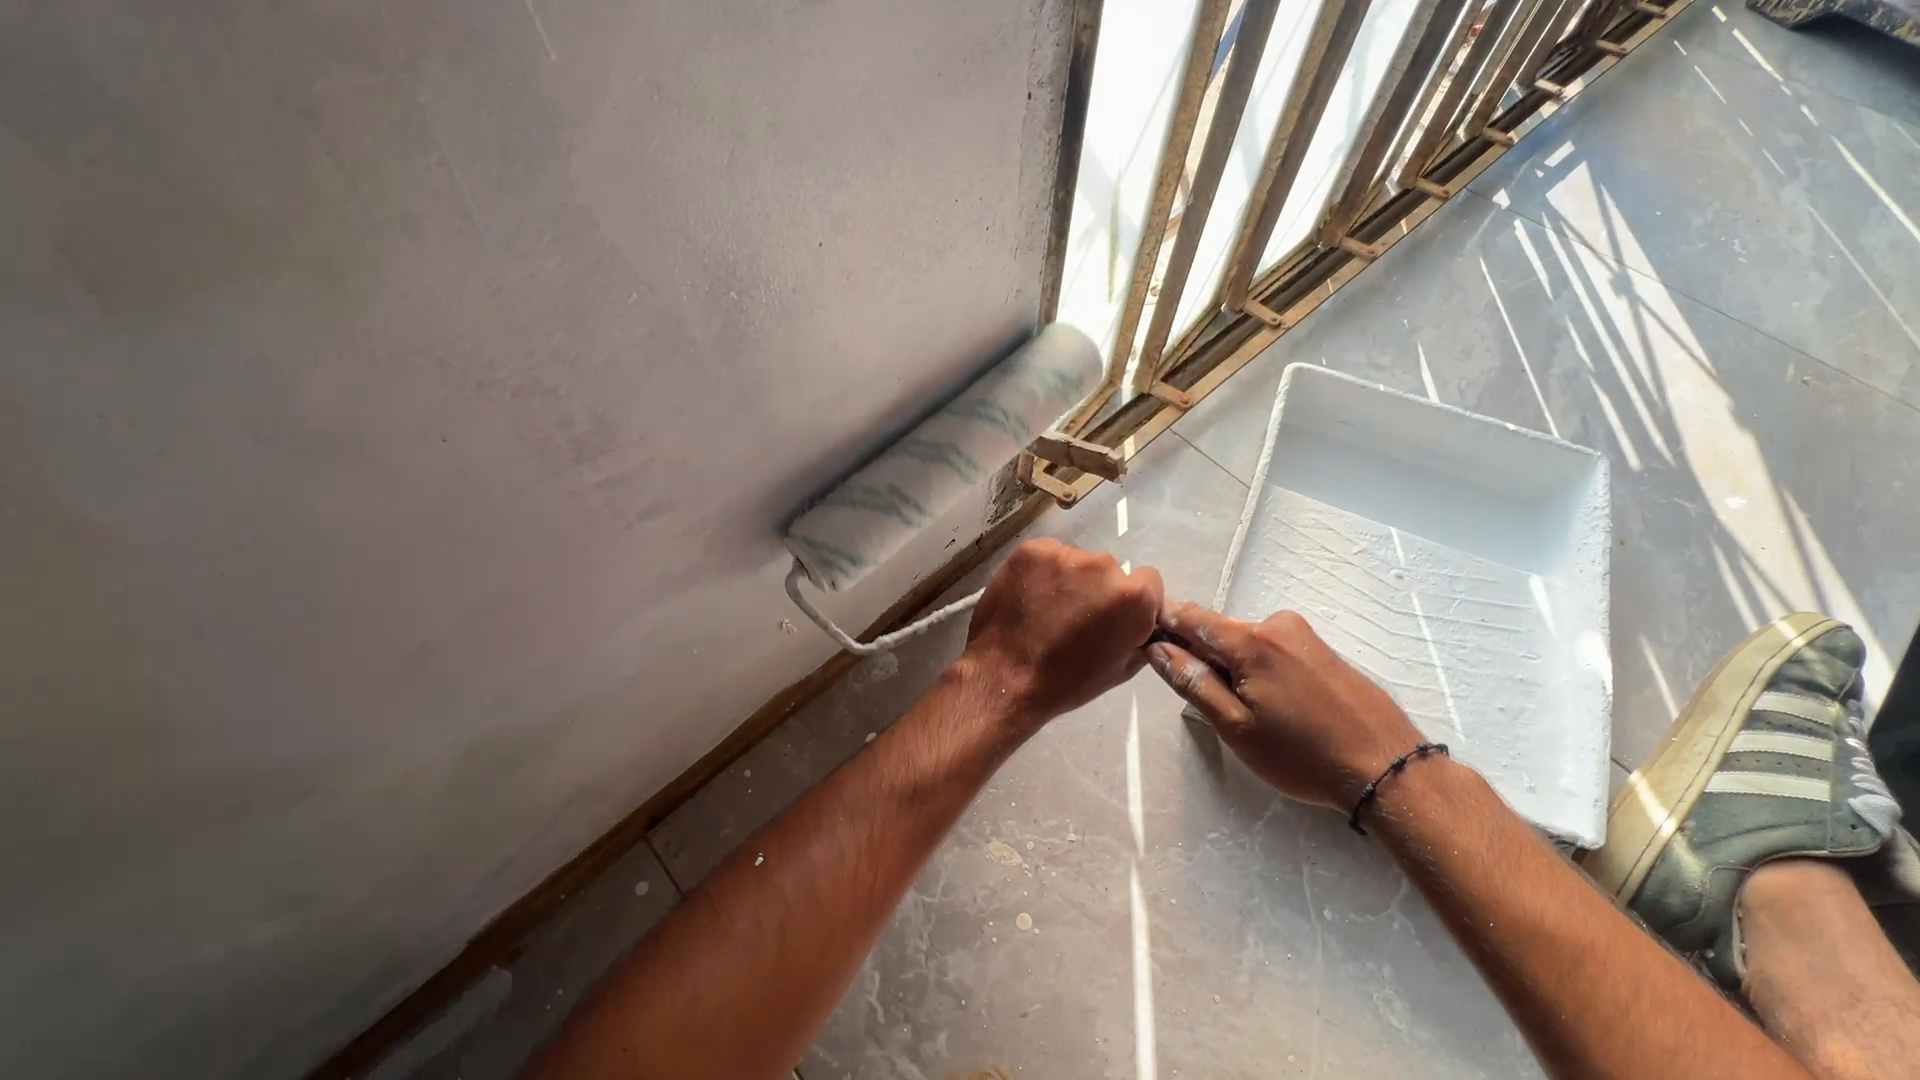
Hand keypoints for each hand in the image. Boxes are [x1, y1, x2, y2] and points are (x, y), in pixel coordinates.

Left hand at [961, 538, 1163, 730]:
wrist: (1005, 676)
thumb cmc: (1066, 681)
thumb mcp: (1122, 668)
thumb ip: (1141, 634)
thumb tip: (1144, 619)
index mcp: (1133, 597)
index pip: (1148, 581)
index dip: (1133, 599)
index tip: (1113, 614)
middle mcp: (1104, 566)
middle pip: (1109, 569)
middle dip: (1098, 588)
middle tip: (1076, 616)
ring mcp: (1065, 555)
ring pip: (1077, 561)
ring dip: (1069, 579)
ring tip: (1047, 609)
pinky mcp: (1033, 550)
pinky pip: (1048, 555)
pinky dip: (1041, 571)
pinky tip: (1030, 596)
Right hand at [1147, 601, 1424, 809]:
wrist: (1387, 769)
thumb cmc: (1302, 755)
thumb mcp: (1236, 727)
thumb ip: (1193, 683)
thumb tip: (1157, 648)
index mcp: (1251, 640)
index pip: (1189, 616)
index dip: (1163, 628)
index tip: (1149, 651)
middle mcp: (1277, 625)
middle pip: (1218, 630)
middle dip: (1204, 657)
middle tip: (1213, 707)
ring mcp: (1304, 636)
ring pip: (1247, 643)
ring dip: (1234, 669)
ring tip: (1253, 716)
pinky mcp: (1323, 651)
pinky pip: (1274, 651)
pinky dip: (1262, 672)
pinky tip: (1279, 709)